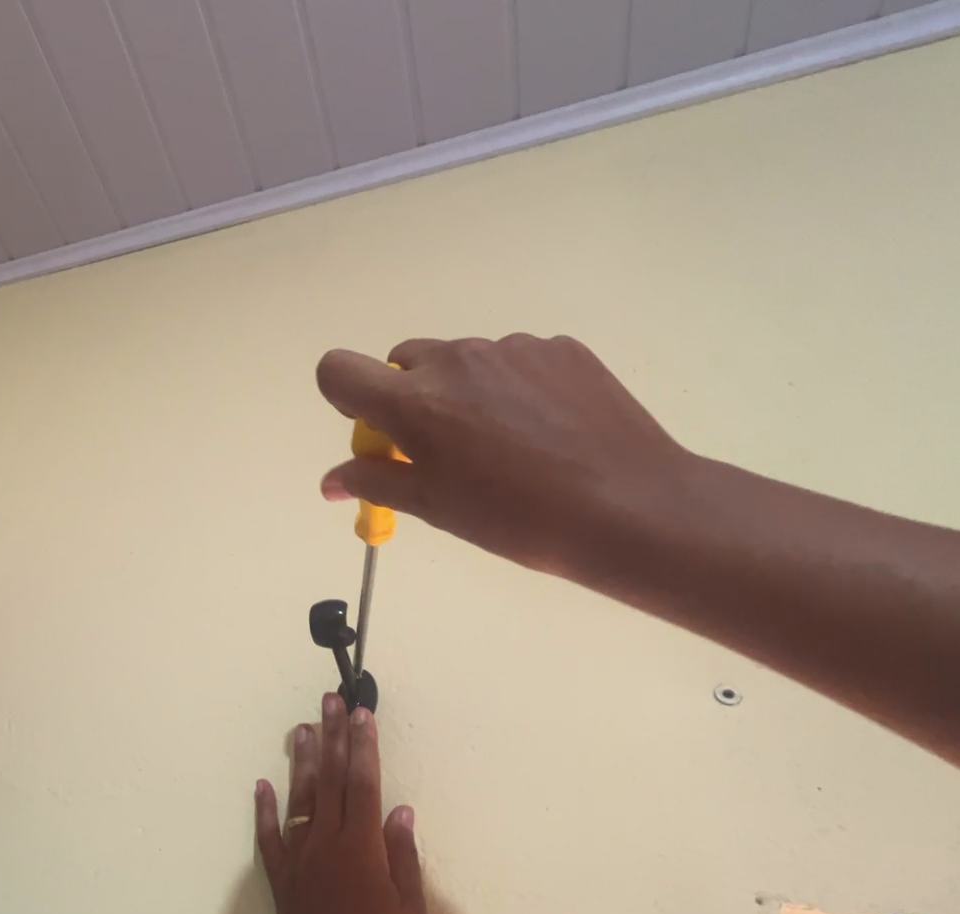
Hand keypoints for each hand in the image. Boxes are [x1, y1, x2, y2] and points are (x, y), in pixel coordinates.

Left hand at [256, 694, 423, 913]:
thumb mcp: (412, 911)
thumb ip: (403, 854)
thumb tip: (401, 808)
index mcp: (362, 848)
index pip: (364, 783)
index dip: (364, 745)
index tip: (362, 713)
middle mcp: (326, 843)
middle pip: (332, 779)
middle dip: (333, 736)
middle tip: (331, 701)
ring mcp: (298, 859)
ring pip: (300, 799)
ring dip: (303, 761)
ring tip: (304, 727)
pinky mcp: (279, 879)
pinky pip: (269, 837)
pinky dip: (265, 809)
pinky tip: (262, 784)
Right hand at [317, 335, 693, 575]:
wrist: (629, 508)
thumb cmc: (516, 519)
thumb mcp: (435, 508)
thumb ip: (375, 481)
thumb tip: (331, 482)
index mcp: (414, 402)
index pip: (338, 369)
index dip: (344, 395)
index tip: (374, 429)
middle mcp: (455, 360)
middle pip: (403, 362)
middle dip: (408, 397)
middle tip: (442, 448)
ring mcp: (511, 348)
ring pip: (461, 361)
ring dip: (462, 392)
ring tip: (505, 444)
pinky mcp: (559, 348)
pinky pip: (512, 360)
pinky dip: (511, 388)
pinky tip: (543, 430)